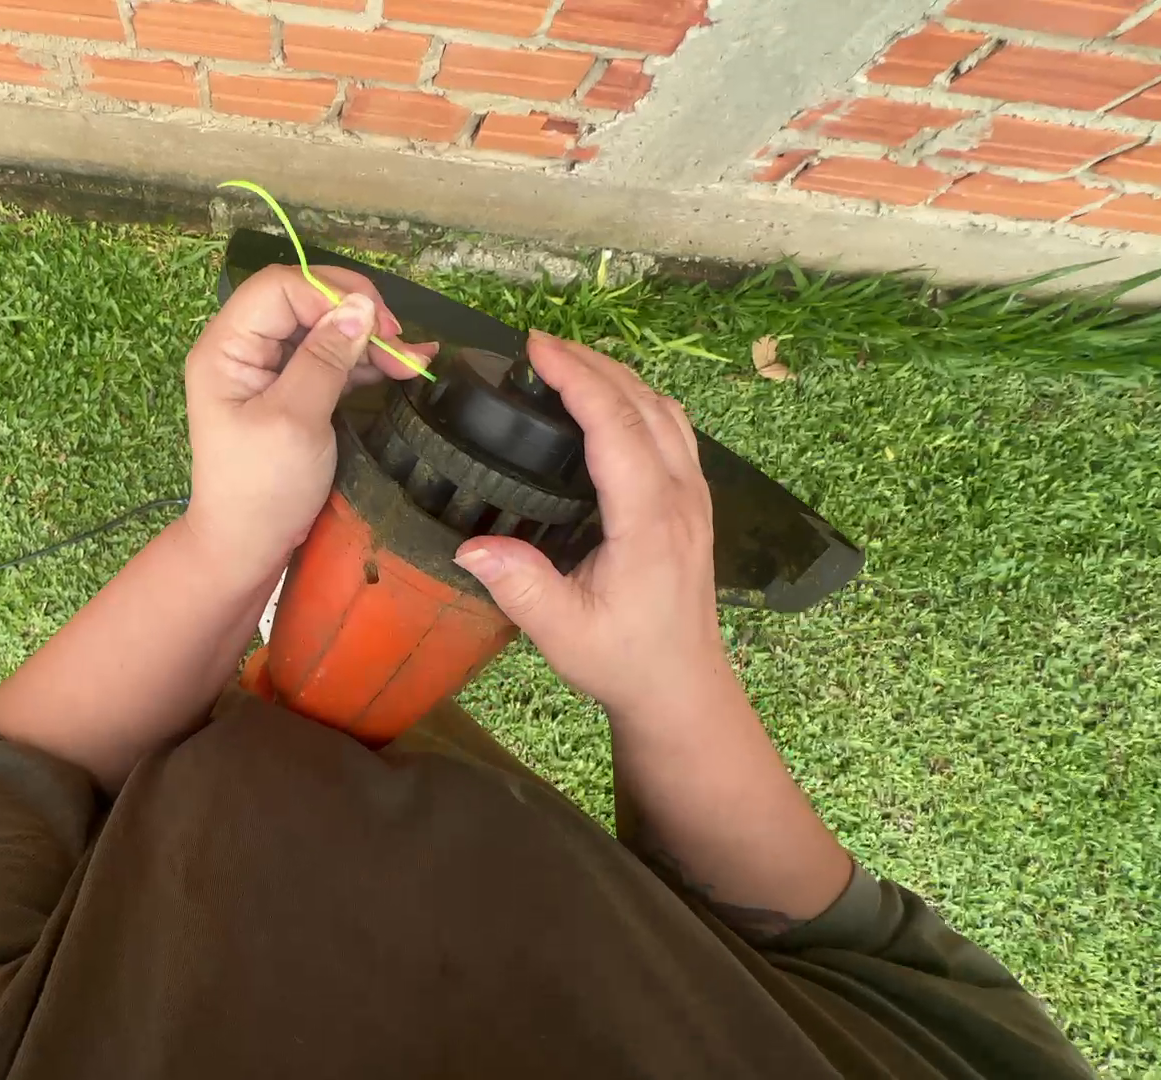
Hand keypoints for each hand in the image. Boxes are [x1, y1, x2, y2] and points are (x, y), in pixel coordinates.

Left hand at [182, 263, 434, 584]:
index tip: (377, 323)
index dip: (330, 293)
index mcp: (226, 348)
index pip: (278, 288)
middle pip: (304, 304)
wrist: (247, 546)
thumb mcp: (296, 420)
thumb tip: (362, 307)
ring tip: (414, 361)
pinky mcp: (291, 394)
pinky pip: (329, 363)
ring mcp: (268, 373)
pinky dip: (364, 364)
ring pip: (322, 332)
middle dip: (356, 315)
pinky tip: (400, 369)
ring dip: (368, 341)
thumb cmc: (262, 489)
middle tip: (400, 343)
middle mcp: (243, 350)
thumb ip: (326, 359)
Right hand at [452, 331, 729, 716]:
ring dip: (619, 377)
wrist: (680, 687)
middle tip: (540, 347)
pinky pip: (671, 430)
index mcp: (648, 519)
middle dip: (593, 364)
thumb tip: (467, 546)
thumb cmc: (622, 659)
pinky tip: (609, 405)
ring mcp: (693, 496)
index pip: (616, 426)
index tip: (536, 349)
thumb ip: (520, 587)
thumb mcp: (562, 631)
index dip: (577, 379)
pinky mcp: (691, 503)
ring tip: (569, 364)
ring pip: (664, 411)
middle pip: (644, 404)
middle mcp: (679, 496)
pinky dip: (637, 401)